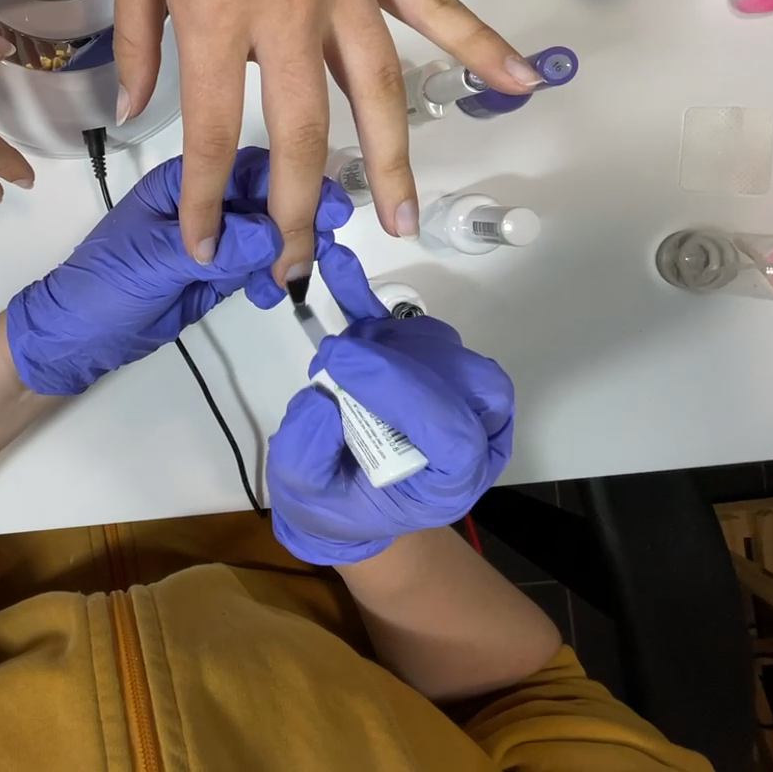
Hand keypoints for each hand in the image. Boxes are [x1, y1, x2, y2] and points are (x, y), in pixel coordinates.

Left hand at [8, 147, 351, 395]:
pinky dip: (272, 276)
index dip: (287, 182)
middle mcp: (203, 205)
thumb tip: (272, 233)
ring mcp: (214, 240)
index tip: (324, 204)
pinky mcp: (218, 273)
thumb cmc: (103, 287)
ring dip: (289, 250)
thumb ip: (212, 249)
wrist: (82, 337)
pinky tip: (273, 292)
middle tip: (329, 240)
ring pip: (268, 234)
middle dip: (298, 217)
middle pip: (264, 199)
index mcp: (180, 185)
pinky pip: (257, 266)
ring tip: (299, 274)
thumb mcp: (153, 263)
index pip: (242, 170)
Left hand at [113, 0, 534, 280]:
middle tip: (295, 264)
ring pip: (375, 92)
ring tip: (394, 221)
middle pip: (298, 134)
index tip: (206, 246)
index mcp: (215, 14)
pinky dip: (478, 47)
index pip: (206, 132)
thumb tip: (136, 109)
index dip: (203, 198)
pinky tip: (511, 85)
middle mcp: (287, 13)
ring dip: (387, 162)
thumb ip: (139, 39)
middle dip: (297, 208)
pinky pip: (436, 8)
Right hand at [267, 243, 514, 565]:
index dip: (402, 389)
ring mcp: (448, 396)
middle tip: (339, 357)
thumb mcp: (304, 494)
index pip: (454, 429)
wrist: (341, 504)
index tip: (337, 361)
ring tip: (339, 355)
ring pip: (444, 347)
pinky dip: (371, 297)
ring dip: (391, 337)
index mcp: (451, 480)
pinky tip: (338, 266)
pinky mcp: (418, 366)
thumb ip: (310, 449)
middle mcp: (468, 436)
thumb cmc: (328, 507)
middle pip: (468, 381)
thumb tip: (325, 393)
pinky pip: (404, 325)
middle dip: (402, 359)